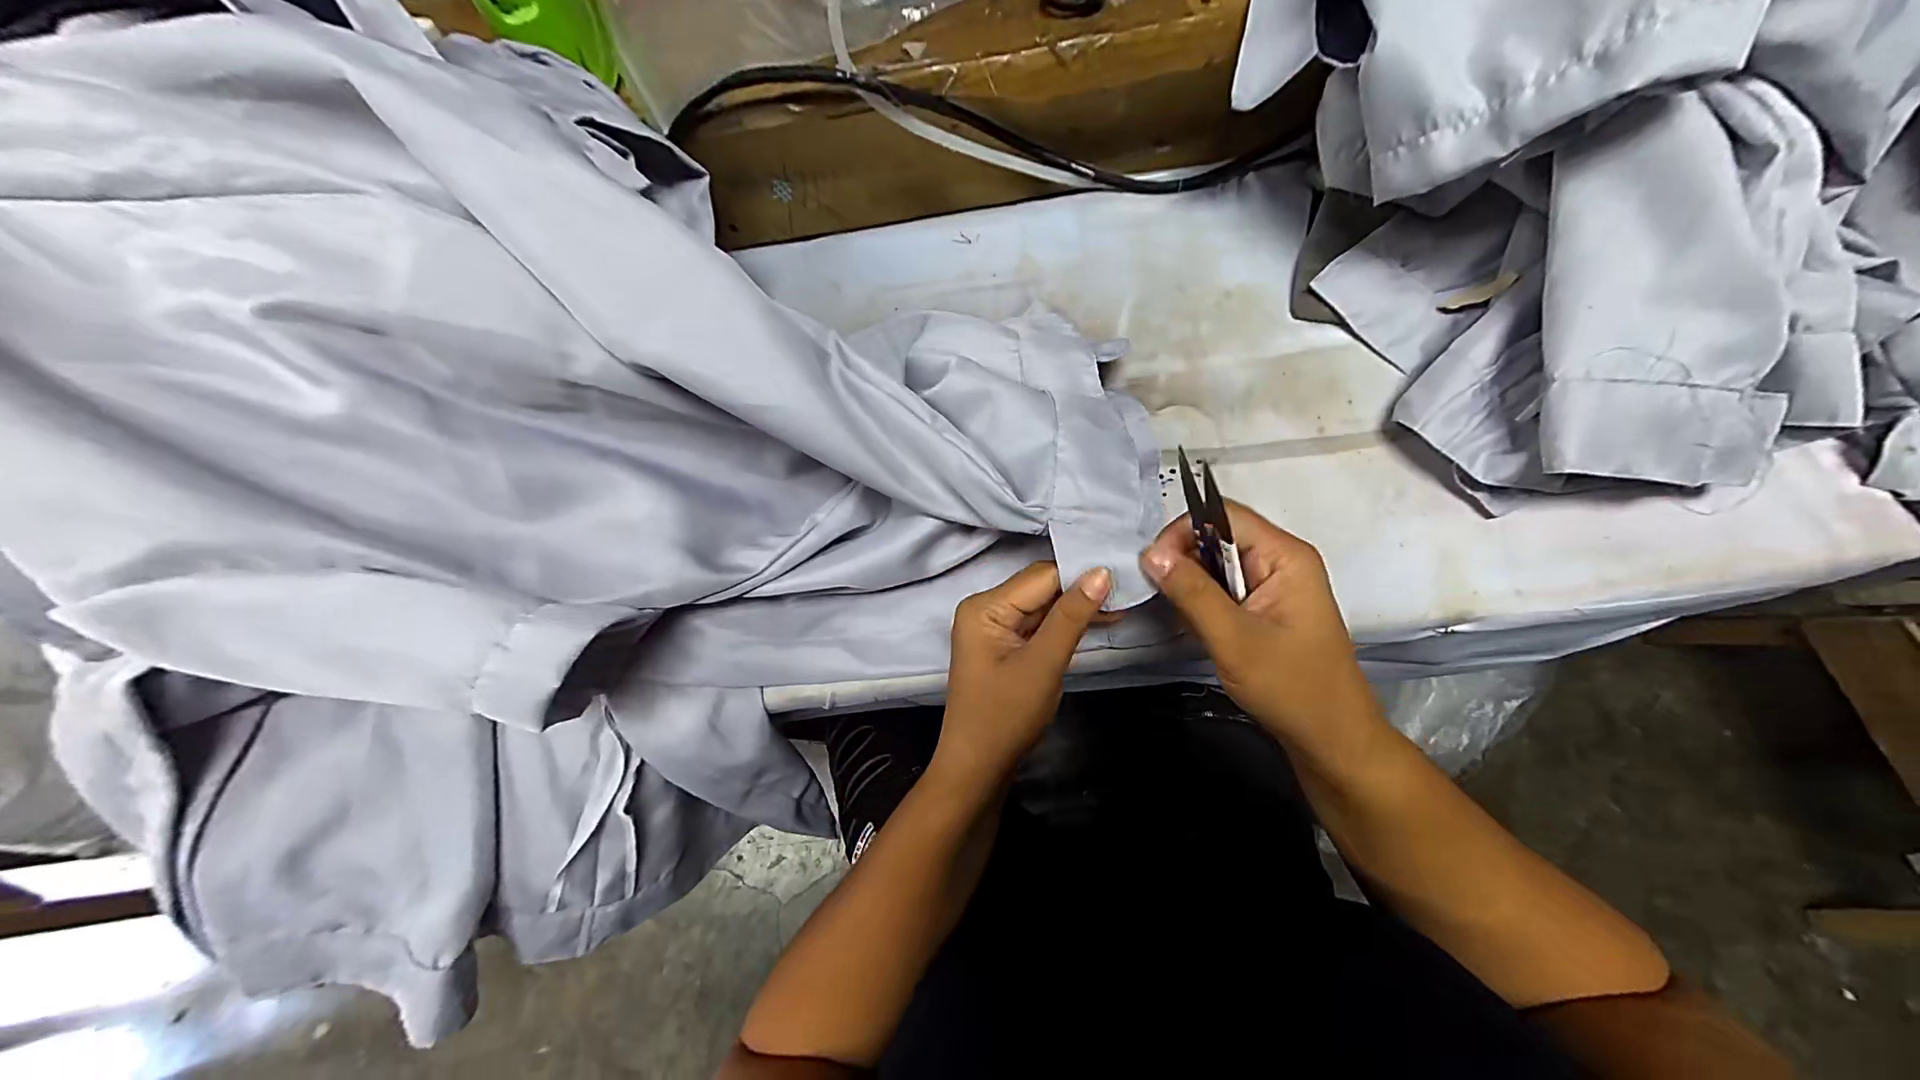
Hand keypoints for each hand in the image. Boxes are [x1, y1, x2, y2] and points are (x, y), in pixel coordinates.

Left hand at [937, 561, 1112, 783]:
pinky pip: (1039, 624)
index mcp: (984, 607)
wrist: (978, 767)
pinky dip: (1065, 624)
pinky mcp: (1004, 645)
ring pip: (1043, 605)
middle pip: (1041, 587)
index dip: (1082, 573)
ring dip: (1077, 607)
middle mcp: (985, 608)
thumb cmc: (1006, 716)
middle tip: (1130, 588)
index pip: (1041, 576)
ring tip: (1122, 605)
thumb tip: (1102, 572)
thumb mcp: (1043, 664)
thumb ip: (1071, 616)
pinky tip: (1098, 621)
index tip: (1125, 573)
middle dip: (1082, 589)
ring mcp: (994, 627)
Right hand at [1140, 501, 1386, 762]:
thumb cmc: (1292, 689)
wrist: (1331, 739)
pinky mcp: (1264, 608)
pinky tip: (1196, 626)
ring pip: (1217, 564)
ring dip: (1191, 584)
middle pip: (1218, 536)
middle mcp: (1281, 562)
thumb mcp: (1234, 639)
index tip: (1154, 564)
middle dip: (1184, 559)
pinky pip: (1223, 588)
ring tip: (1180, 613)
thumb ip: (1191, 592)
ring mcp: (1273, 586)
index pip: (1224, 516)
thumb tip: (1152, 554)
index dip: (1183, 531)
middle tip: (1160, 591)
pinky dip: (1202, 602)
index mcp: (1285, 557)